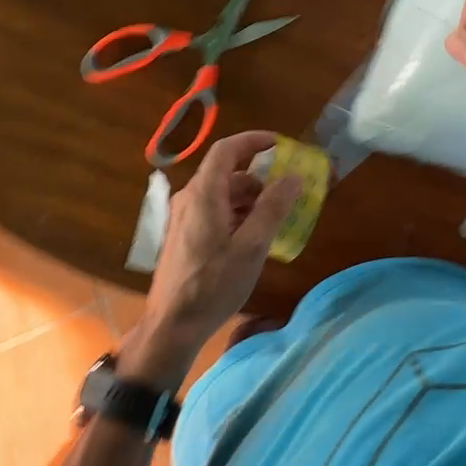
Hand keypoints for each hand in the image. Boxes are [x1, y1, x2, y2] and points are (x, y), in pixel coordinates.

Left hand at [142, 131, 301, 353]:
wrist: (172, 324)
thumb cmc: (214, 283)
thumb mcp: (252, 247)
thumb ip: (273, 208)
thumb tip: (293, 176)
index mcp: (203, 193)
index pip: (226, 149)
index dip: (253, 141)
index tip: (279, 143)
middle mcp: (189, 198)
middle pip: (225, 172)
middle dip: (257, 177)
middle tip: (284, 193)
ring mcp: (182, 218)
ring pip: (219, 194)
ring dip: (247, 198)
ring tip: (272, 219)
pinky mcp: (182, 236)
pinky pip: (211, 211)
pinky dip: (234, 213)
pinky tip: (250, 238)